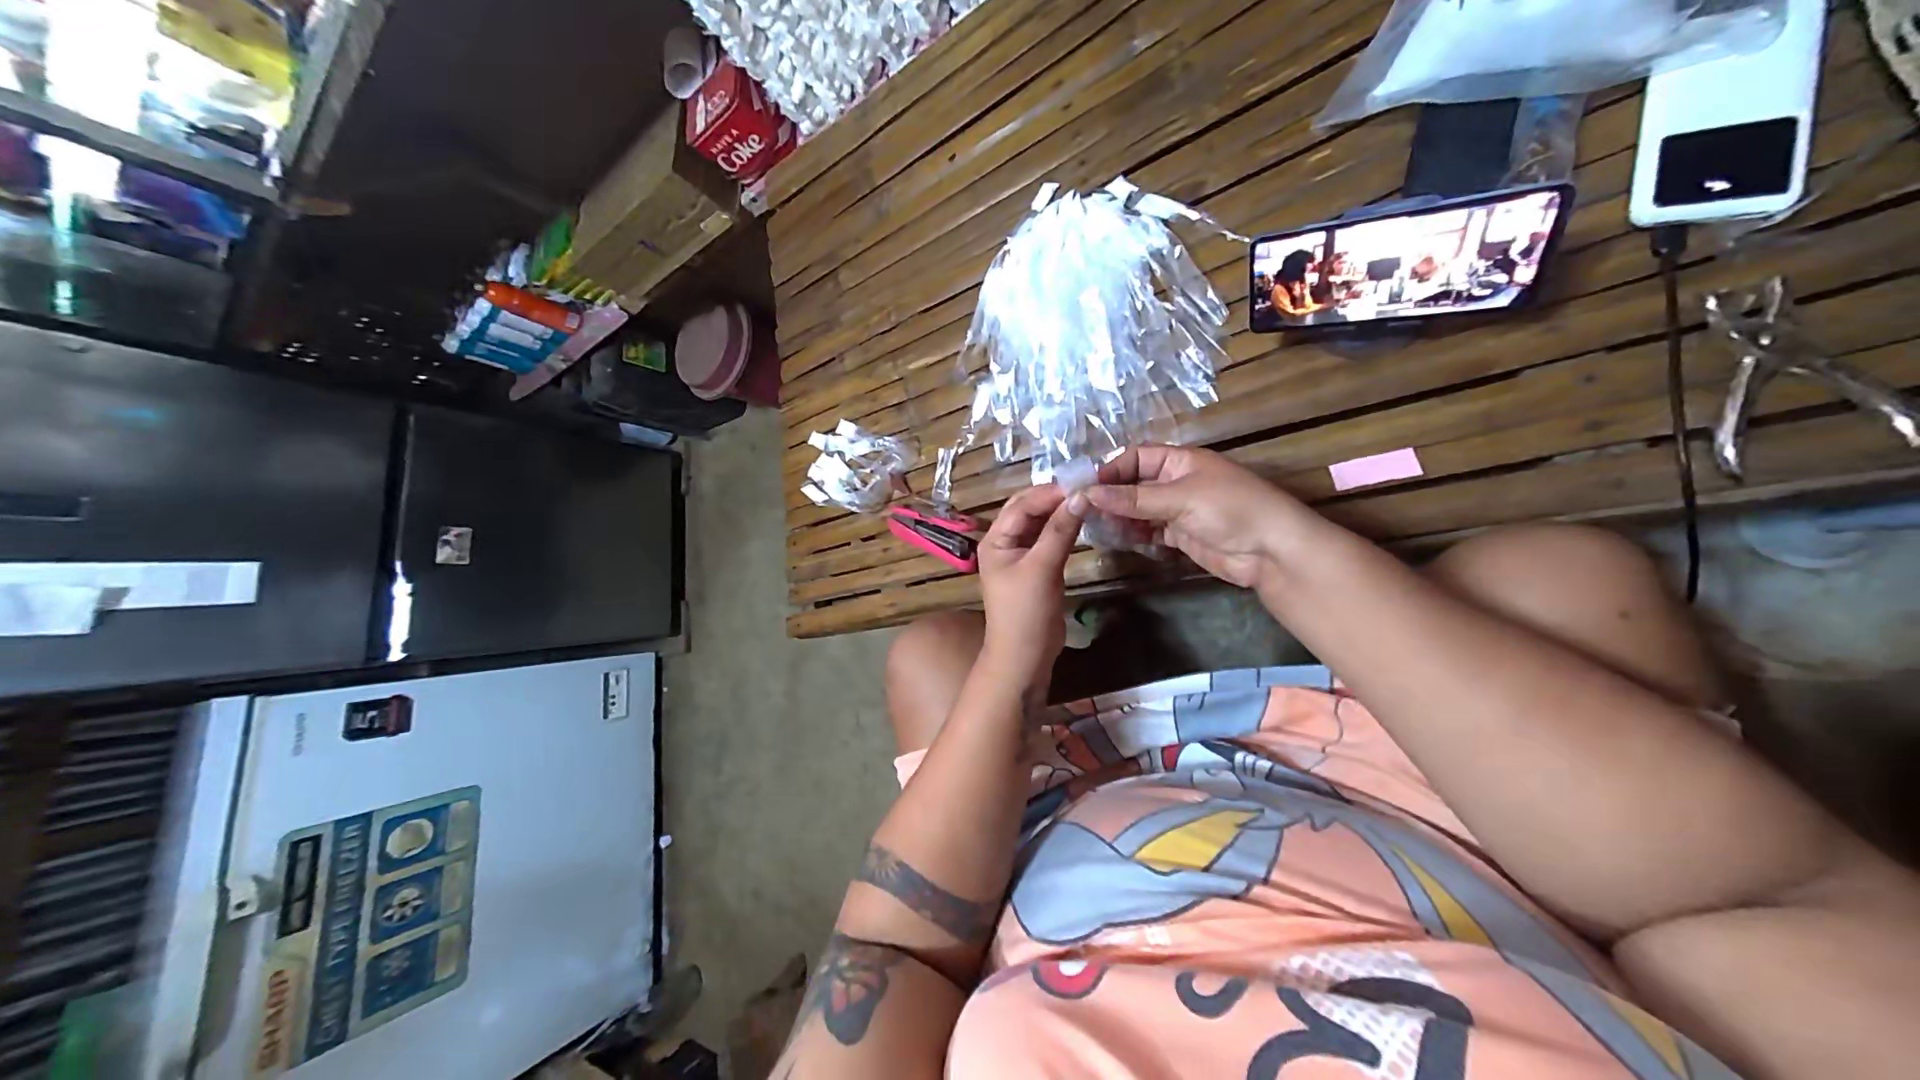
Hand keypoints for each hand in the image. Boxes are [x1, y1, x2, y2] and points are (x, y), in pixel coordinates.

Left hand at [976, 485, 1083, 691]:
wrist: (1025, 657)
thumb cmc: (1025, 612)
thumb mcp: (1042, 568)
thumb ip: (1060, 530)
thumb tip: (1081, 496)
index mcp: (995, 539)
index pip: (1022, 504)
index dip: (1050, 492)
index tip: (1081, 483)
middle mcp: (1005, 543)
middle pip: (1030, 510)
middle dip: (1055, 498)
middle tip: (1087, 488)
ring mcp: (1021, 556)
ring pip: (1041, 524)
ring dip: (1061, 513)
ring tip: (1089, 500)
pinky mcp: (1038, 569)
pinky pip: (1050, 540)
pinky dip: (1064, 530)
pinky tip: (1083, 522)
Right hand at [1072, 446, 1304, 588]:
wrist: (1272, 551)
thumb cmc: (1230, 509)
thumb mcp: (1179, 498)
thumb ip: (1133, 498)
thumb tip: (1089, 493)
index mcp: (1180, 460)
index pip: (1136, 457)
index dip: (1111, 470)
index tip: (1086, 489)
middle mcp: (1176, 481)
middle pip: (1133, 485)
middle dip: (1110, 497)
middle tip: (1083, 513)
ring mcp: (1178, 510)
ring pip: (1138, 510)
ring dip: (1119, 518)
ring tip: (1097, 529)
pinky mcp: (1181, 535)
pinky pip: (1149, 531)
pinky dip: (1134, 535)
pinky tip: (1118, 540)